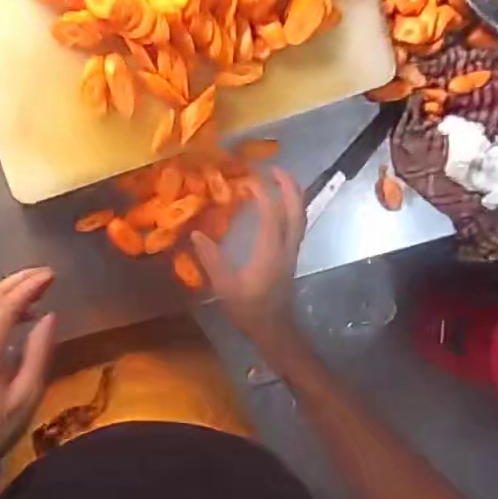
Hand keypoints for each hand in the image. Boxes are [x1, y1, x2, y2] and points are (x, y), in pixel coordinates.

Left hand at [0, 267, 60, 483]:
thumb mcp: (28, 393)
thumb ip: (38, 351)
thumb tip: (49, 316)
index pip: (7, 305)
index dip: (29, 287)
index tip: (51, 275)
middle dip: (18, 282)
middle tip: (46, 273)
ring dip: (10, 292)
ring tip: (38, 285)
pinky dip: (2, 307)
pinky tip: (23, 312)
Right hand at [191, 168, 304, 347]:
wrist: (274, 330)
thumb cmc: (249, 310)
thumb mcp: (224, 287)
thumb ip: (211, 260)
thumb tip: (196, 235)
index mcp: (270, 251)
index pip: (272, 214)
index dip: (263, 192)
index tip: (249, 177)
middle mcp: (286, 247)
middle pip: (296, 210)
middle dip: (288, 186)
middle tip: (274, 168)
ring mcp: (291, 252)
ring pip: (300, 216)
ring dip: (293, 195)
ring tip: (280, 181)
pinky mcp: (290, 257)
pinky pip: (296, 225)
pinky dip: (291, 208)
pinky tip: (279, 207)